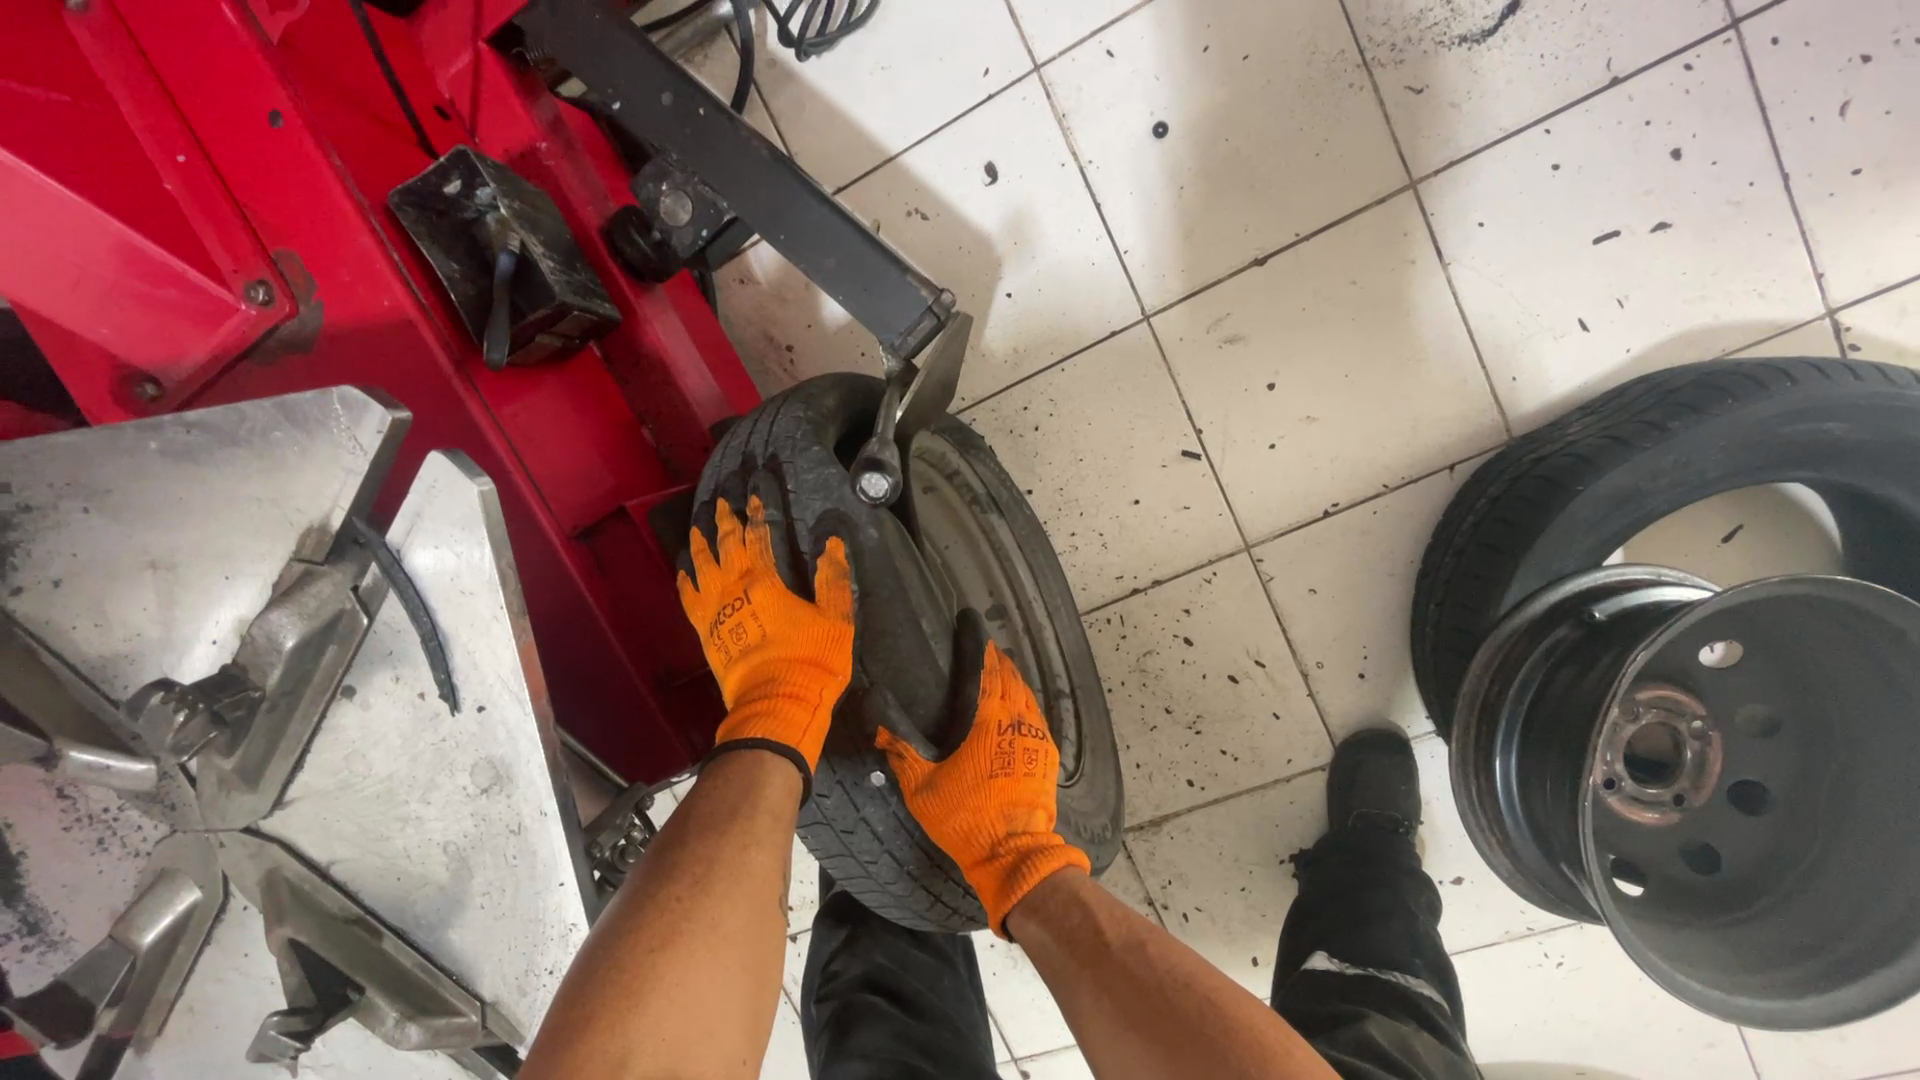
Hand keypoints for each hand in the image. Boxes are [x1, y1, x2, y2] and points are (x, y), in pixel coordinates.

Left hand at [677, 470, 854, 781]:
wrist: (777, 705)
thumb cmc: (811, 661)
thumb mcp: (836, 620)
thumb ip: (833, 580)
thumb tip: (833, 544)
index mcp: (765, 582)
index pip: (758, 537)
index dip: (757, 515)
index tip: (754, 497)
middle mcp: (734, 589)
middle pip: (724, 546)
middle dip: (723, 522)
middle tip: (720, 503)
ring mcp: (715, 611)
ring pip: (700, 568)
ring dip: (699, 545)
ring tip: (695, 528)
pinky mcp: (706, 633)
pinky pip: (689, 599)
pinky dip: (685, 581)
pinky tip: (684, 571)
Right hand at [874, 613, 1090, 935]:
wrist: (1016, 855)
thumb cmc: (966, 818)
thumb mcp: (923, 786)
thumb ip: (900, 748)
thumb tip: (875, 712)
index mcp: (989, 721)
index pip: (985, 669)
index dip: (977, 643)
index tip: (971, 621)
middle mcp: (1018, 721)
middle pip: (1011, 677)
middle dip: (998, 658)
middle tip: (985, 645)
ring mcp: (1038, 738)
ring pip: (1028, 695)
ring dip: (1014, 678)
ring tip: (1003, 669)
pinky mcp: (1048, 757)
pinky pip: (1038, 716)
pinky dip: (1027, 702)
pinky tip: (1021, 707)